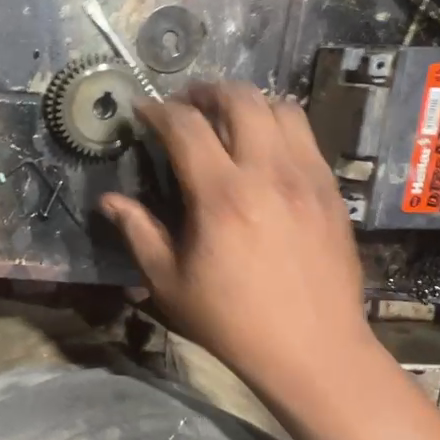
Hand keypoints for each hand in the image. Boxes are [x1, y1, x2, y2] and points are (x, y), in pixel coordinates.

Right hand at [100, 83, 375, 398]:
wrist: (312, 348)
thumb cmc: (230, 320)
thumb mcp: (169, 282)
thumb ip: (138, 232)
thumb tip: (108, 201)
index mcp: (221, 196)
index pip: (186, 127)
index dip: (159, 110)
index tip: (142, 111)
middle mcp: (268, 173)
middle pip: (241, 99)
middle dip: (207, 91)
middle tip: (186, 103)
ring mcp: (307, 177)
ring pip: (282, 108)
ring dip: (249, 103)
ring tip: (227, 119)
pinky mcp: (331, 190)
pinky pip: (307, 136)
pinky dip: (279, 127)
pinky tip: (263, 150)